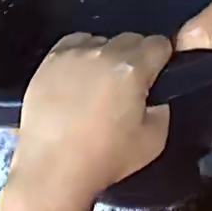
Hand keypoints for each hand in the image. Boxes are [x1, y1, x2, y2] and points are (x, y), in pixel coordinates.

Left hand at [8, 33, 172, 209]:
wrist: (52, 172)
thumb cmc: (105, 158)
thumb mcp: (154, 141)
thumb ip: (162, 110)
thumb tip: (155, 97)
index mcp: (133, 68)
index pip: (159, 43)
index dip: (162, 58)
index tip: (157, 74)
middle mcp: (104, 52)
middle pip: (131, 38)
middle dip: (137, 56)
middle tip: (129, 85)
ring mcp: (73, 54)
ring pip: (102, 40)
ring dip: (108, 55)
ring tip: (100, 83)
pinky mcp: (49, 61)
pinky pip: (74, 44)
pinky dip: (81, 54)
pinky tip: (78, 77)